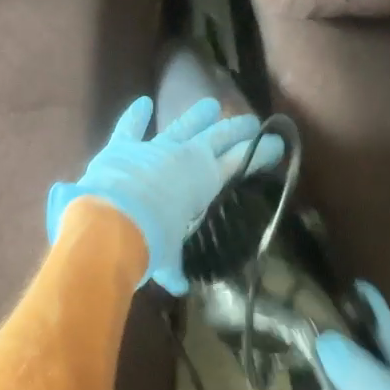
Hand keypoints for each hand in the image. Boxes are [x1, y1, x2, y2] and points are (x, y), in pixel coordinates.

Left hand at [46, 96, 282, 294]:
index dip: (258, 153)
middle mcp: (184, 158)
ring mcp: (154, 148)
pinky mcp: (123, 147)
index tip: (275, 144)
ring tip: (211, 104)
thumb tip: (178, 287)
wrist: (114, 221)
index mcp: (204, 182)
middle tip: (253, 121)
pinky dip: (135, 115)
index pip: (238, 163)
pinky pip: (130, 127)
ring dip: (197, 116)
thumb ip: (173, 268)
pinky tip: (143, 102)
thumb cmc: (150, 241)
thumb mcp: (166, 258)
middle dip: (236, 129)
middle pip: (217, 138)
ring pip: (182, 126)